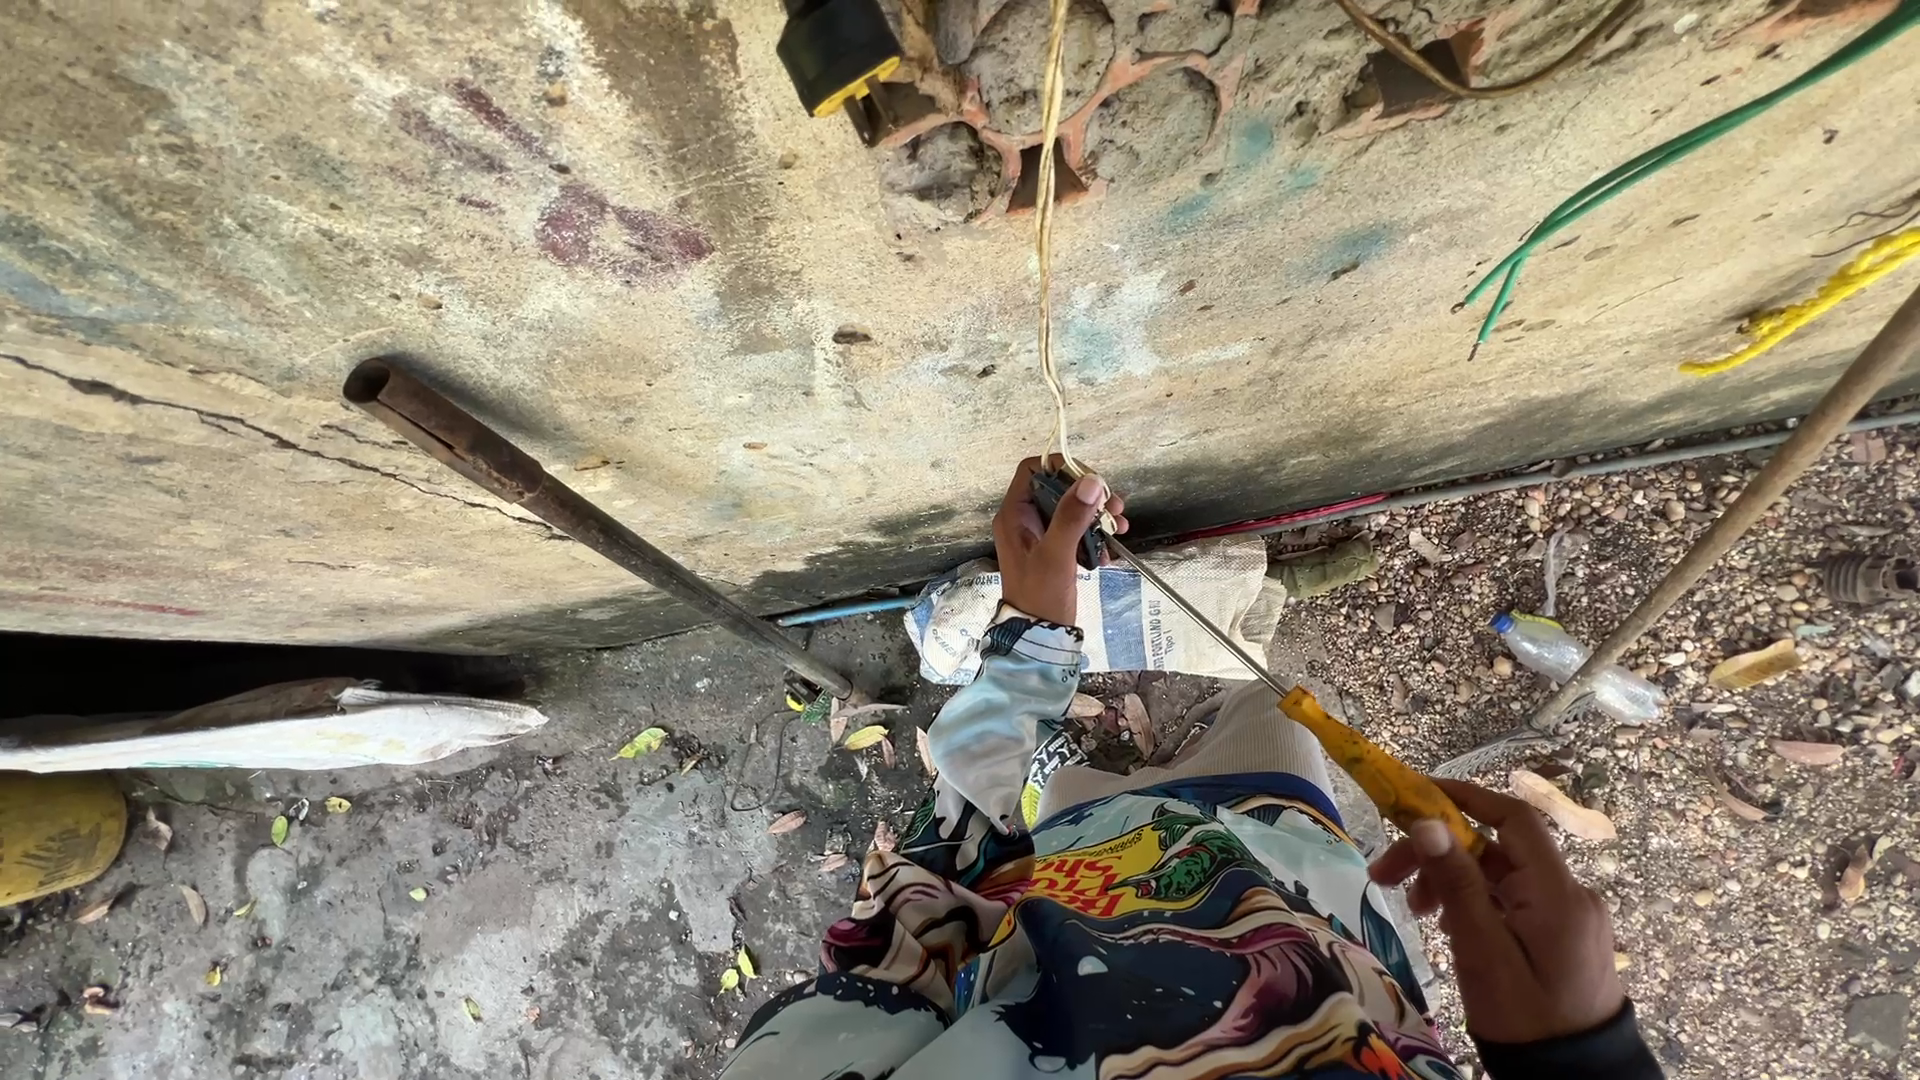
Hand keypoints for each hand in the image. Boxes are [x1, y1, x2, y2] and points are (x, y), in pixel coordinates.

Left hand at [992, 456, 1127, 625]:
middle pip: (1058, 488)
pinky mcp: (1054, 550)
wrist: (1039, 637)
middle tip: (1115, 508)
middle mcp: (1024, 519)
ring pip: (1071, 509)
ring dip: (1097, 516)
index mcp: (1014, 514)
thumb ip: (1071, 517)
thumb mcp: (1056, 555)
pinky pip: (1076, 531)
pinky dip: (1094, 536)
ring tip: (1119, 528)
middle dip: (1089, 495)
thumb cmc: (1041, 596)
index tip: (1092, 480)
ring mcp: (1039, 535)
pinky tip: (1108, 553)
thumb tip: (1092, 480)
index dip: (1062, 468)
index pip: (1032, 470)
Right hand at [1367, 778, 1624, 1044]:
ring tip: (1411, 908)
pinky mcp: (1559, 934)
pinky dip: (1469, 899)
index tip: (1415, 793)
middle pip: (1492, 848)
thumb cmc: (1524, 1015)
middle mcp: (1568, 893)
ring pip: (1494, 873)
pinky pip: (1506, 897)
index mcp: (1557, 892)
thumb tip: (1427, 821)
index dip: (1466, 796)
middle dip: (1435, 852)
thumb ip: (1457, 881)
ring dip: (1447, 879)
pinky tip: (1443, 922)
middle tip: (1384, 872)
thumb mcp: (1482, 948)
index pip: (1515, 818)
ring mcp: (1565, 915)